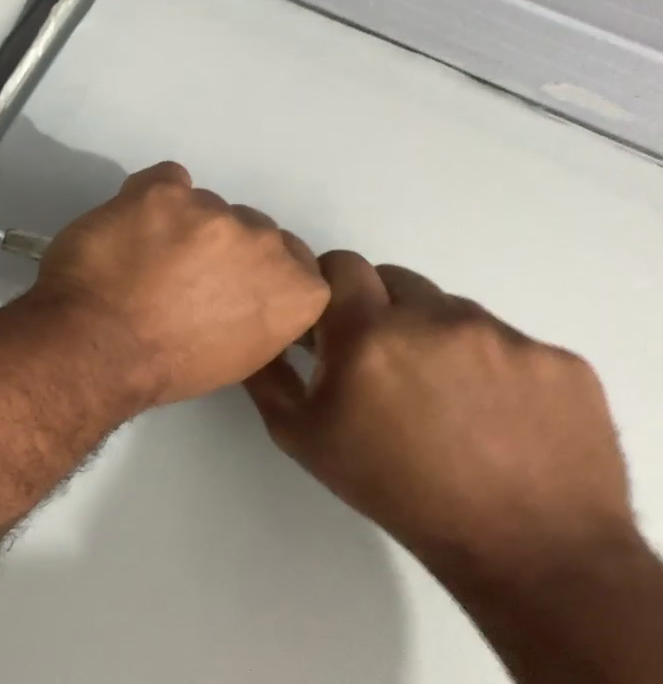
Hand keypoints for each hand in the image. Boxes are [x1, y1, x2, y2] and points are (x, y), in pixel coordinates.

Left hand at [26, 161, 327, 406]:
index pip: (287, 256)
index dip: (244, 264)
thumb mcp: (240, 352)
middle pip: (246, 225)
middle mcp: (267, 244)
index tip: (214, 277)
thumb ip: (257, 309)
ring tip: (138, 254)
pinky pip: (163, 178)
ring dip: (176, 220)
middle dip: (213, 242)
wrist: (97, 344)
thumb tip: (241, 289)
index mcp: (300, 291)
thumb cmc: (163, 364)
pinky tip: (125, 224)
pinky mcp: (162, 193)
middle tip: (171, 269)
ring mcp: (212, 214)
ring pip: (201, 202)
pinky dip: (144, 196)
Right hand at [243, 252, 636, 578]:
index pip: (339, 265)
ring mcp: (506, 339)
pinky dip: (489, 364)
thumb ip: (266, 375)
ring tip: (437, 390)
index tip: (323, 318)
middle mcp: (436, 321)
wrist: (530, 549)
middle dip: (376, 307)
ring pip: (450, 310)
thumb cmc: (394, 488)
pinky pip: (508, 343)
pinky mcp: (561, 363)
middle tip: (375, 358)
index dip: (326, 285)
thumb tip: (254, 336)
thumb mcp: (299, 435)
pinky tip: (488, 410)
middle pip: (393, 280)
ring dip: (431, 333)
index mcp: (367, 333)